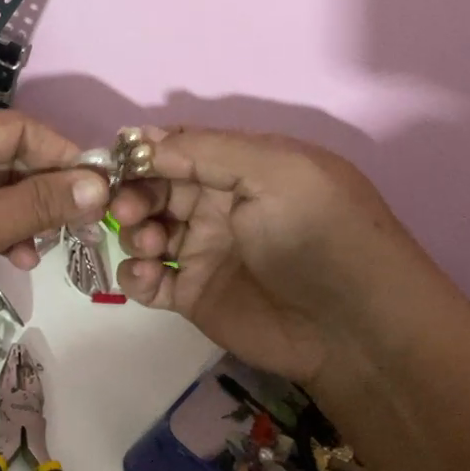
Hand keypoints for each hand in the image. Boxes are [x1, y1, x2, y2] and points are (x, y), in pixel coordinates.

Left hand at [0, 110, 109, 326]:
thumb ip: (38, 204)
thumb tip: (99, 186)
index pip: (18, 129)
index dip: (61, 153)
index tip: (98, 185)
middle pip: (14, 161)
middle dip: (47, 192)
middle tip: (81, 223)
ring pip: (4, 194)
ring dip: (30, 218)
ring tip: (44, 248)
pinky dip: (7, 236)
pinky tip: (18, 261)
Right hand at [108, 128, 447, 383]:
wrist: (354, 329)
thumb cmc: (319, 236)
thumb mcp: (276, 172)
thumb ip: (205, 151)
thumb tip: (139, 140)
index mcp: (243, 170)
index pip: (179, 149)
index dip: (143, 153)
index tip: (115, 162)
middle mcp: (219, 206)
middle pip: (153, 189)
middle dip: (132, 194)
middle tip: (125, 210)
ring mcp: (203, 252)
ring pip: (143, 231)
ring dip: (133, 233)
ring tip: (150, 247)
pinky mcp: (191, 295)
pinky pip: (145, 278)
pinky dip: (134, 274)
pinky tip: (149, 276)